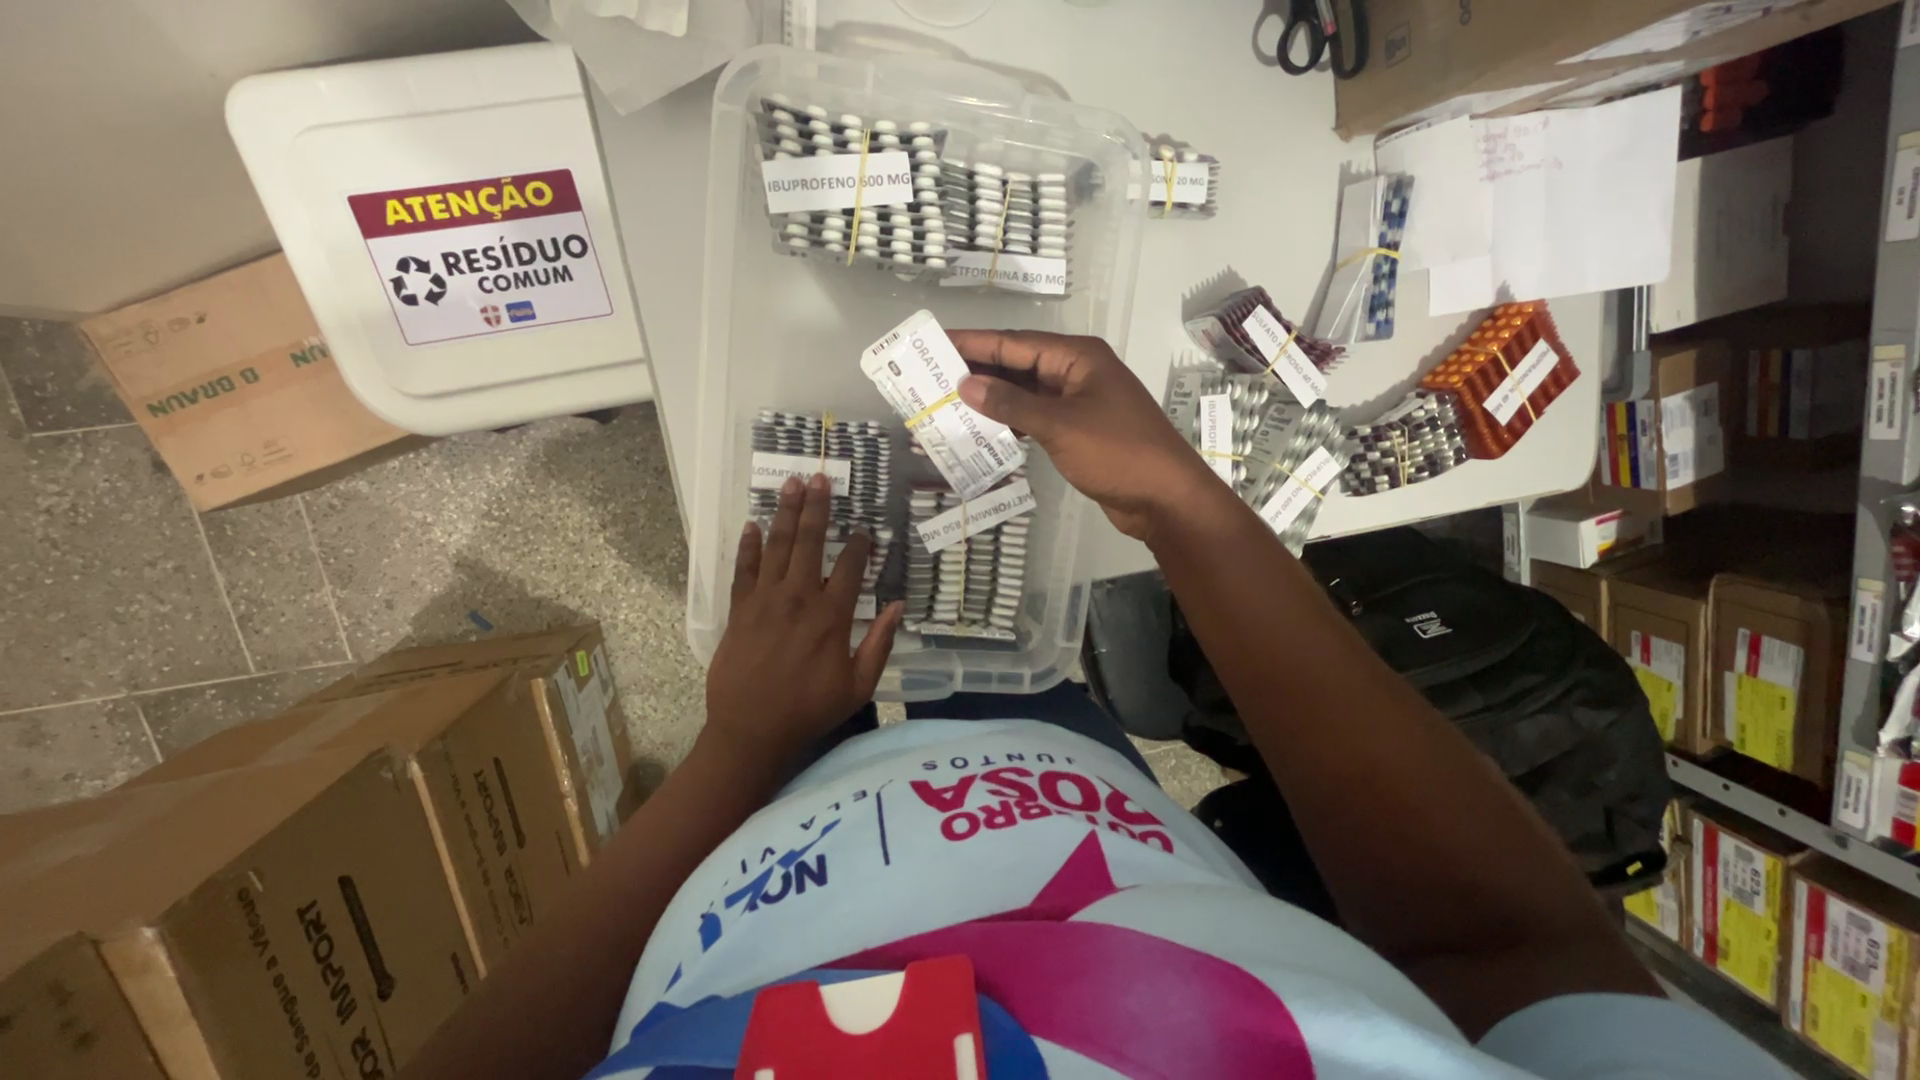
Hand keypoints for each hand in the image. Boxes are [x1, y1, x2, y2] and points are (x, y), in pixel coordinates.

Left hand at [704, 474, 903, 765]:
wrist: (752, 730)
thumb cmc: (810, 710)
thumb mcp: (859, 686)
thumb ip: (880, 644)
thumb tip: (899, 607)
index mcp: (831, 617)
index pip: (850, 567)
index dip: (860, 545)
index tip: (865, 529)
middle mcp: (798, 599)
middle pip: (809, 543)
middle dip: (816, 508)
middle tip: (820, 477)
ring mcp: (765, 602)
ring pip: (777, 548)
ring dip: (785, 514)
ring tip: (791, 485)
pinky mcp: (740, 611)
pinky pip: (743, 570)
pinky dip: (748, 547)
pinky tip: (752, 525)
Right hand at [950, 330, 1217, 540]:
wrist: (1164, 497)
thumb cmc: (1117, 452)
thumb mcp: (1059, 426)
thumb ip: (1011, 405)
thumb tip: (967, 385)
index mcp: (1078, 357)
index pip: (1016, 343)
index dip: (975, 342)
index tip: (938, 342)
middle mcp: (1077, 372)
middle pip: (1019, 365)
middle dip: (979, 370)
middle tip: (934, 375)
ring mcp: (1079, 402)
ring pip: (1026, 393)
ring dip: (992, 398)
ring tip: (949, 401)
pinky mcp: (1079, 430)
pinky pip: (1037, 417)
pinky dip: (1011, 422)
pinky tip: (983, 429)